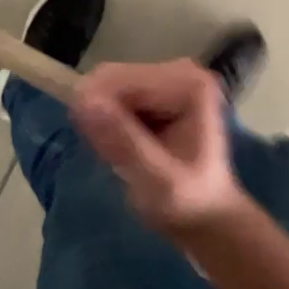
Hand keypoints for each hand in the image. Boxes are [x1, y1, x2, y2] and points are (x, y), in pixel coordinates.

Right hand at [72, 60, 248, 235]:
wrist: (205, 217)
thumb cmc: (186, 204)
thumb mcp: (155, 183)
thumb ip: (122, 142)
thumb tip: (83, 102)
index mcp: (188, 85)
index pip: (117, 79)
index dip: (95, 110)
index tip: (98, 148)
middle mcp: (181, 71)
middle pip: (111, 77)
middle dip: (100, 115)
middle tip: (112, 155)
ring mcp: (170, 77)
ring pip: (109, 86)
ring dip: (103, 120)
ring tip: (121, 154)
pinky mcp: (158, 89)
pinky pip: (115, 95)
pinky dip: (110, 121)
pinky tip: (125, 145)